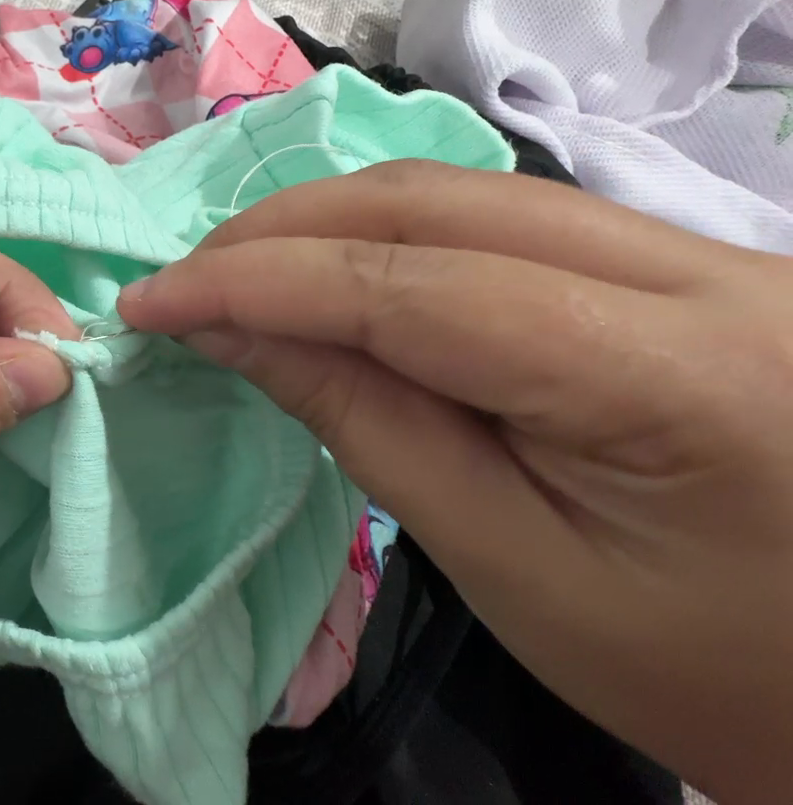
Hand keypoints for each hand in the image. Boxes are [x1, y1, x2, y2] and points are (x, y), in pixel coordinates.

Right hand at [116, 161, 792, 804]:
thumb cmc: (712, 670)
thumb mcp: (510, 563)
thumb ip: (362, 423)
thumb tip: (227, 330)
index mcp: (682, 376)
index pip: (409, 286)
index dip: (254, 282)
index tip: (148, 302)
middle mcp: (712, 272)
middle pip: (434, 200)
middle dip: (278, 230)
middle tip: (183, 283)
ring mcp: (709, 254)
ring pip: (462, 191)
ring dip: (323, 225)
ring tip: (238, 279)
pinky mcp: (688, 266)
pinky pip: (498, 218)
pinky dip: (383, 238)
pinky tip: (332, 279)